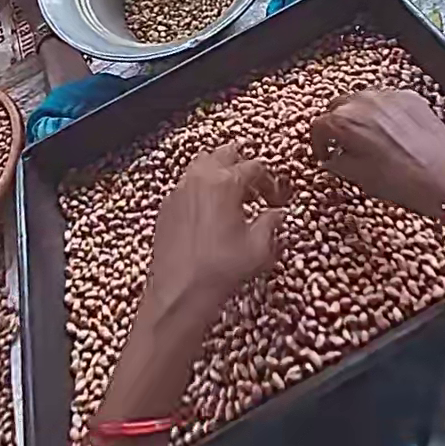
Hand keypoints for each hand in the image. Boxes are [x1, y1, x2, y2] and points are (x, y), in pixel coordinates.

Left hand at [142, 143, 289, 330]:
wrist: (179, 292)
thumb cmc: (220, 269)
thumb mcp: (258, 248)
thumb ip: (271, 223)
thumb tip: (277, 214)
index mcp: (225, 183)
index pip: (254, 167)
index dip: (269, 182)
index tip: (275, 200)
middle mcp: (200, 177)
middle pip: (225, 154)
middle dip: (243, 165)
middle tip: (254, 186)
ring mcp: (179, 189)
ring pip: (202, 163)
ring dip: (220, 171)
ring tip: (231, 194)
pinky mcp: (167, 204)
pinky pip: (186, 183)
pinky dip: (201, 187)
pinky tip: (209, 209)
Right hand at [308, 90, 444, 218]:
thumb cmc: (403, 180)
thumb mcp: (360, 177)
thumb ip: (338, 163)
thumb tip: (332, 159)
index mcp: (344, 121)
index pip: (319, 125)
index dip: (318, 143)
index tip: (324, 153)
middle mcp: (362, 101)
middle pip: (338, 107)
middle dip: (337, 125)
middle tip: (343, 144)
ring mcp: (387, 96)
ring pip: (362, 100)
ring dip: (359, 115)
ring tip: (369, 137)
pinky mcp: (409, 96)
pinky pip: (387, 100)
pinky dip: (383, 112)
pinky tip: (392, 133)